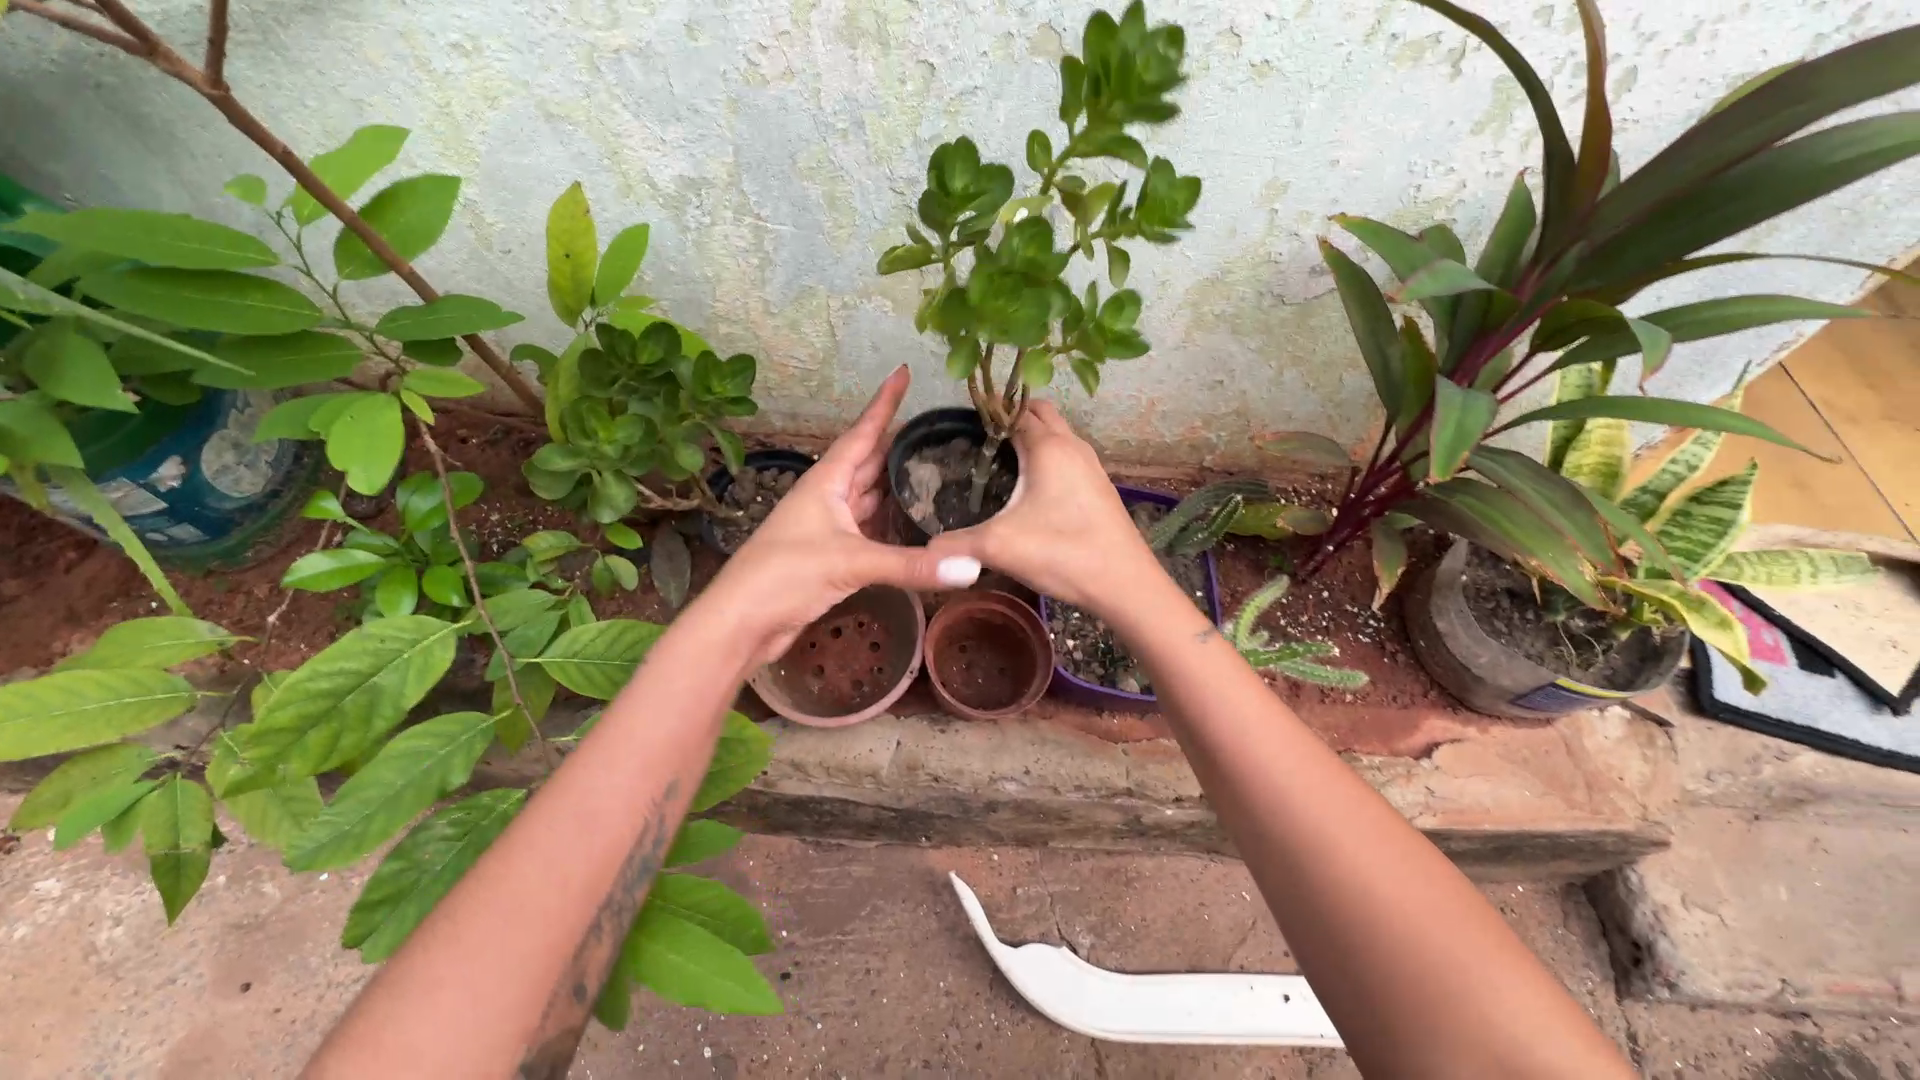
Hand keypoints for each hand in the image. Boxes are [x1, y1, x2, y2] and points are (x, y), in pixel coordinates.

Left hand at [696, 366, 982, 666]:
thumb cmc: (784, 576)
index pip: (862, 432)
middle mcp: (828, 498)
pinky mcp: (832, 558)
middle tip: (938, 428)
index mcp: (826, 482)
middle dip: (899, 444)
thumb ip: (910, 565)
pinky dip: (893, 526)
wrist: (742, 622)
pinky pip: (870, 532)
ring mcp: (829, 528)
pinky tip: (916, 525)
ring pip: (871, 498)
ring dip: (898, 485)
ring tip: (936, 470)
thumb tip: (970, 567)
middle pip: (870, 463)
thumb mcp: (849, 563)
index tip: (903, 372)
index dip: (884, 403)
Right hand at [929, 401, 1157, 612]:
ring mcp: (1091, 466)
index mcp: (1048, 447)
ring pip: (1058, 434)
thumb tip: (925, 550)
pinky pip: (1068, 457)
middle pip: (1040, 412)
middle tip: (979, 436)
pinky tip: (1029, 487)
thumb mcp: (1000, 548)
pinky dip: (1047, 457)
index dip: (987, 410)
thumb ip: (955, 545)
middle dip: (1011, 415)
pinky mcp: (1099, 488)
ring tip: (1000, 457)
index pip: (1014, 409)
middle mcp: (1073, 446)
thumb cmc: (1063, 553)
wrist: (1125, 584)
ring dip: (1033, 436)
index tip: (960, 420)